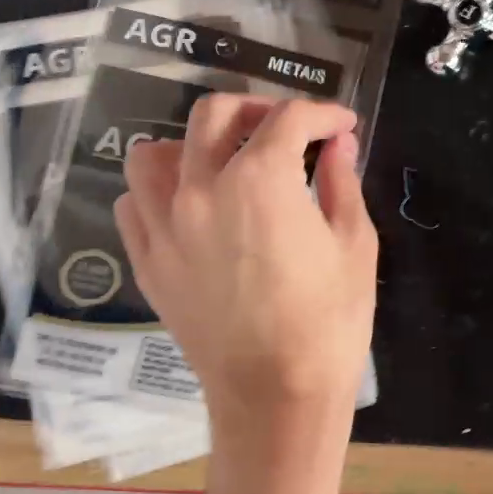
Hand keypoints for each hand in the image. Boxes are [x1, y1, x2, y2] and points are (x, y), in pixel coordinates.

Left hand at [114, 95, 376, 426]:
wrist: (277, 383)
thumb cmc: (333, 311)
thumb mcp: (355, 241)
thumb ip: (341, 182)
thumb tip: (339, 144)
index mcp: (262, 182)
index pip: (288, 120)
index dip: (325, 114)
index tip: (347, 125)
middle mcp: (200, 190)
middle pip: (215, 115)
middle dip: (262, 109)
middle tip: (297, 129)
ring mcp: (162, 223)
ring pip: (159, 150)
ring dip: (201, 142)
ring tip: (238, 159)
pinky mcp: (146, 256)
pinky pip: (137, 198)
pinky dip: (168, 184)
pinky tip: (204, 201)